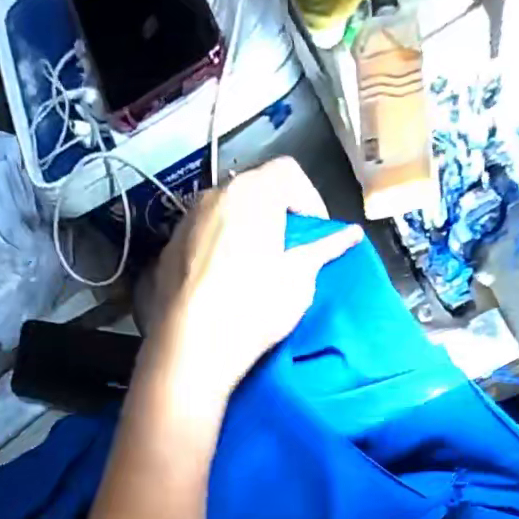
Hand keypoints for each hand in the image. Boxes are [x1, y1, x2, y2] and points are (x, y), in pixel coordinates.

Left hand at [139, 157, 363, 396]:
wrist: (194, 345)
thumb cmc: (255, 306)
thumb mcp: (300, 280)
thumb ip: (324, 250)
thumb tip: (350, 235)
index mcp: (253, 192)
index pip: (290, 172)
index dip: (310, 200)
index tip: (318, 236)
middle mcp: (215, 195)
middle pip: (255, 190)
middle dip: (277, 216)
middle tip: (291, 253)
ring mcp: (186, 221)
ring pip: (225, 214)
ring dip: (245, 232)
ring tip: (257, 270)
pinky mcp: (167, 250)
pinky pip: (202, 239)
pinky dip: (218, 250)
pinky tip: (225, 285)